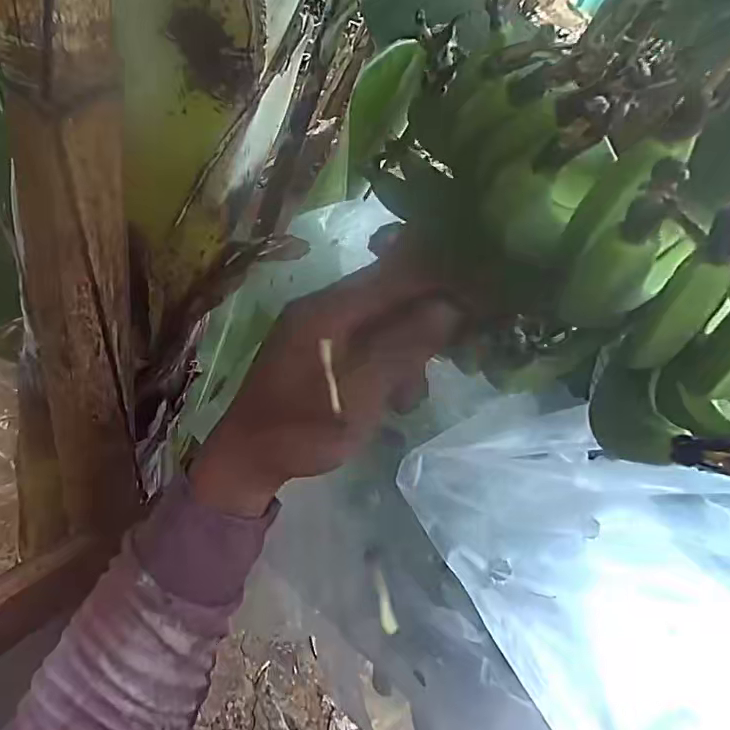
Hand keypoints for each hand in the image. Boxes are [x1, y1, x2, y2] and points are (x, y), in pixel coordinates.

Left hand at [189, 238, 459, 517]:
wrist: (246, 458)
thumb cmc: (302, 428)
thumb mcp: (361, 391)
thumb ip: (404, 345)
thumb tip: (450, 305)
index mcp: (329, 308)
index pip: (397, 271)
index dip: (442, 278)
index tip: (482, 296)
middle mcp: (322, 306)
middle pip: (392, 294)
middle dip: (428, 323)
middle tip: (457, 356)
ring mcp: (317, 327)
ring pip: (383, 322)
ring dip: (407, 353)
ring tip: (408, 399)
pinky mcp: (318, 350)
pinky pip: (365, 342)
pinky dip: (386, 365)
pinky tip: (392, 400)